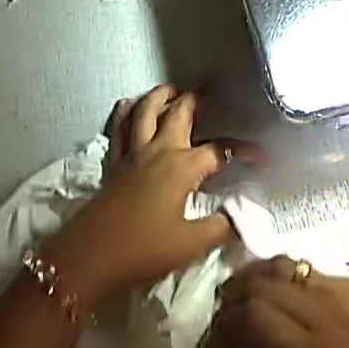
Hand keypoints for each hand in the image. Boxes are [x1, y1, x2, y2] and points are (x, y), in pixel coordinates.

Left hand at [46, 85, 246, 305]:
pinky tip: (129, 105)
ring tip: (172, 89)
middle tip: (209, 91)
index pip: (219, 151)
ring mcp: (133, 154)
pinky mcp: (113, 164)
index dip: (242, 151)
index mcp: (182, 167)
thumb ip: (221, 228)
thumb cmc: (142, 250)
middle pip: (179, 114)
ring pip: (146, 111)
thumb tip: (245, 218)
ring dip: (160, 96)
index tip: (260, 157)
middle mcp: (159, 151)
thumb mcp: (190, 245)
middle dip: (196, 99)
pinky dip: (126, 112)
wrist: (88, 258)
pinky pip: (120, 128)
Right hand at [200, 258, 348, 347]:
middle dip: (235, 299)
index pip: (254, 316)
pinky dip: (294, 283)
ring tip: (245, 294)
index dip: (226, 326)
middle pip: (266, 283)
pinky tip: (289, 301)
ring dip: (259, 278)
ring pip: (290, 265)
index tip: (215, 343)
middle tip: (223, 317)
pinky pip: (317, 273)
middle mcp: (330, 314)